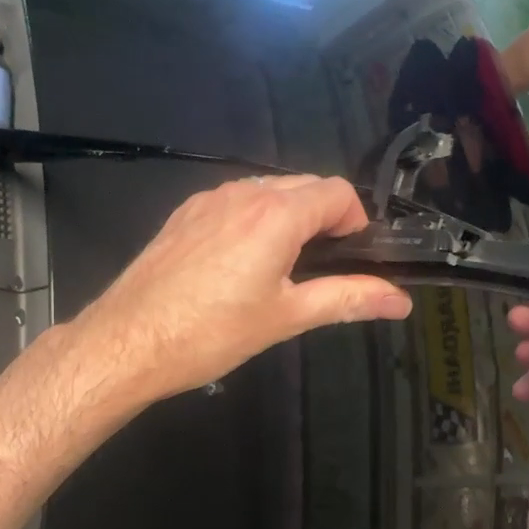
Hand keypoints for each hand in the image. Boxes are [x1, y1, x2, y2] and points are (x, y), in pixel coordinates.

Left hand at [72, 175, 411, 404]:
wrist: (127, 342)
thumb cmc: (211, 333)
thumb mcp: (286, 317)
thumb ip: (347, 299)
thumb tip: (400, 300)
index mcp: (276, 213)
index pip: (337, 191)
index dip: (356, 220)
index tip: (354, 255)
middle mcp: (242, 193)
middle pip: (303, 186)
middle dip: (324, 218)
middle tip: (324, 268)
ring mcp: (206, 201)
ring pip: (265, 192)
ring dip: (287, 218)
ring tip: (282, 269)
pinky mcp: (182, 216)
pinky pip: (232, 204)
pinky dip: (251, 221)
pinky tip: (239, 265)